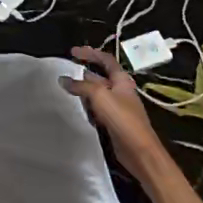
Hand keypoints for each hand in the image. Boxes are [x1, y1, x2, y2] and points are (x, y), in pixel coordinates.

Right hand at [61, 46, 168, 178]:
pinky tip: (77, 109)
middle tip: (64, 73)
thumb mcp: (100, 96)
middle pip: (100, 77)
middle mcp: (120, 90)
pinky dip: (87, 107)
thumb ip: (81, 86)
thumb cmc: (122, 118)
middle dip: (83, 74)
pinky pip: (96, 109)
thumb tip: (63, 79)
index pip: (105, 60)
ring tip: (65, 90)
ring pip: (96, 94)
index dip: (90, 53)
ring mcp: (117, 107)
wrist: (139, 150)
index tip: (73, 51)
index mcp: (122, 79)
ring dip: (83, 91)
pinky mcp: (113, 122)